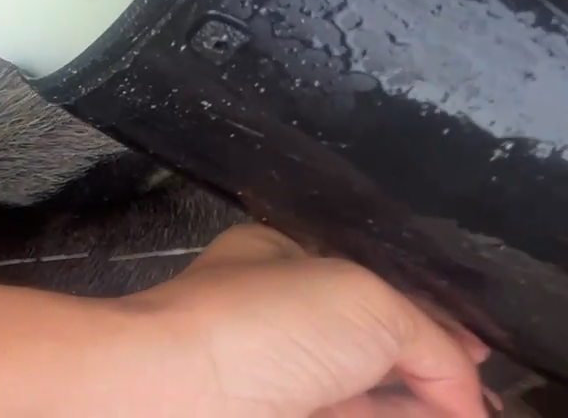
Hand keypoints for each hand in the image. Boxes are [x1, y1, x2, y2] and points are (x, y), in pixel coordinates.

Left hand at [125, 224, 489, 416]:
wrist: (185, 391)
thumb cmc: (257, 323)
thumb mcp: (361, 296)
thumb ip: (426, 334)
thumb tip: (460, 390)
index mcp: (278, 258)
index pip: (365, 277)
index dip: (424, 310)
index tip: (473, 344)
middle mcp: (279, 310)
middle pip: (371, 338)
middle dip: (428, 365)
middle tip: (472, 393)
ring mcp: (284, 371)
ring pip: (366, 389)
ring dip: (417, 401)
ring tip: (454, 407)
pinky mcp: (290, 413)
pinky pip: (353, 414)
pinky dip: (392, 415)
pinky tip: (426, 413)